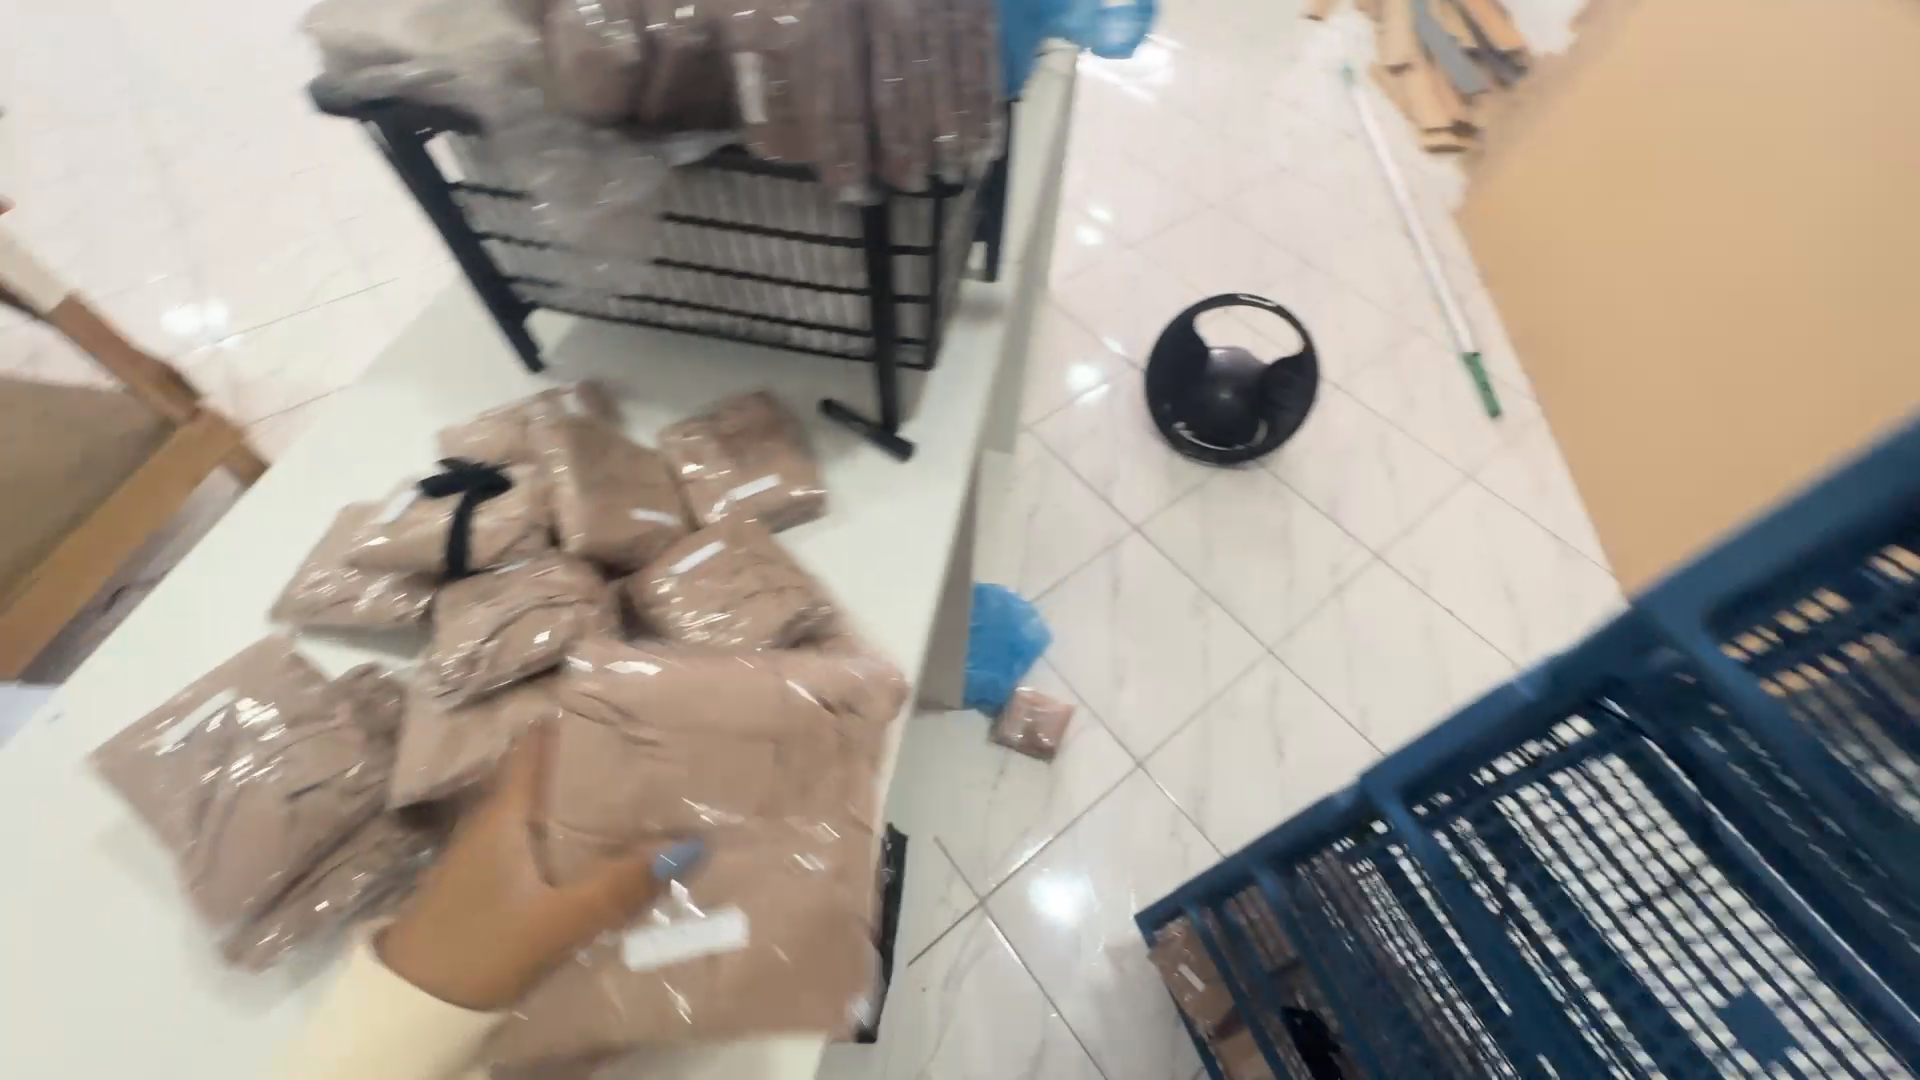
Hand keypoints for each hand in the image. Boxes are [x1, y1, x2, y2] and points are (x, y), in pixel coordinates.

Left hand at [377, 724, 705, 1010]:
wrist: (407, 1013)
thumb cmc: (480, 949)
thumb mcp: (560, 921)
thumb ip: (622, 885)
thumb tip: (693, 844)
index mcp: (504, 811)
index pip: (537, 743)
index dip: (574, 718)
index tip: (621, 705)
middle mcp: (493, 818)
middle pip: (546, 770)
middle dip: (592, 756)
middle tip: (647, 746)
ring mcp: (486, 849)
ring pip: (543, 803)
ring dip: (583, 794)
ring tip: (637, 787)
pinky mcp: (487, 878)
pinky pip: (538, 833)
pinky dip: (570, 825)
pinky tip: (602, 840)